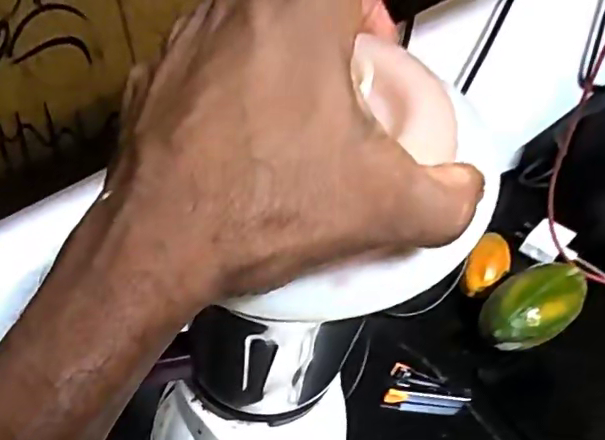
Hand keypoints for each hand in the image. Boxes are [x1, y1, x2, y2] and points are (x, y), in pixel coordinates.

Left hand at [101, 0, 484, 301]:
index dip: (370, 15)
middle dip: (320, 47)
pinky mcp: (145, 92)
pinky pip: (192, 81)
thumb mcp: (377, 208)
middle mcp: (232, 8)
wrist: (157, 249)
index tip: (372, 49)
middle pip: (294, 10)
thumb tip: (460, 195)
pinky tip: (223, 155)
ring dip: (265, 73)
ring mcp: (180, 47)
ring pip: (240, 37)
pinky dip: (213, 107)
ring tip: (275, 136)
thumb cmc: (252, 210)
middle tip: (329, 102)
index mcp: (298, 7)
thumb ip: (443, 199)